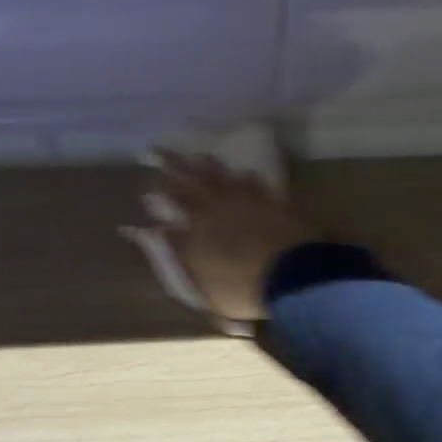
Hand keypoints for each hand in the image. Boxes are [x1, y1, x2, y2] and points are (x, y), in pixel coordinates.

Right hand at [154, 151, 317, 322]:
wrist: (293, 276)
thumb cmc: (242, 289)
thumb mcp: (202, 281)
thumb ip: (180, 253)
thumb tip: (158, 231)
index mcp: (197, 229)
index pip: (173, 207)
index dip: (160, 197)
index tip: (148, 190)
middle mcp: (218, 209)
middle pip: (192, 185)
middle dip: (174, 169)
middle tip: (159, 152)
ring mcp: (247, 202)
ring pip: (221, 178)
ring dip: (206, 167)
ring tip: (196, 156)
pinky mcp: (273, 202)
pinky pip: (255, 184)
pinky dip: (246, 177)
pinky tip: (243, 172)